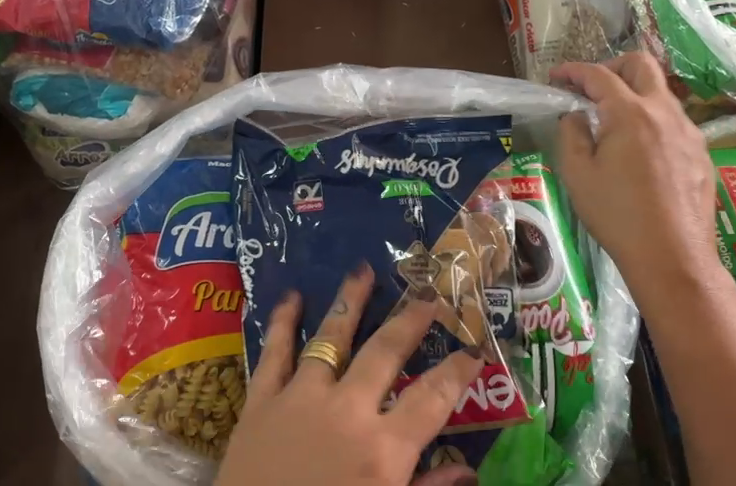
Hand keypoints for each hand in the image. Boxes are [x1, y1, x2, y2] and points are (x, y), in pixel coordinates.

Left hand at [216, 265, 482, 485]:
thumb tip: (468, 471)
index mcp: (384, 451)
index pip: (433, 399)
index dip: (458, 370)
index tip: (475, 347)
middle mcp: (347, 412)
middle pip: (385, 353)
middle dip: (410, 320)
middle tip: (427, 293)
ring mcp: (301, 400)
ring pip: (331, 338)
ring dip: (349, 302)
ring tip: (363, 270)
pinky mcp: (260, 402)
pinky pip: (274, 353)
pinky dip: (283, 323)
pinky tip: (291, 296)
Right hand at [551, 53, 723, 284]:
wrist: (673, 258)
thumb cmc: (617, 215)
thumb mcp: (577, 174)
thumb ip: (572, 133)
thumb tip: (577, 114)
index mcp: (630, 113)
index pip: (598, 75)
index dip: (573, 70)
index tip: (556, 77)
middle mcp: (664, 112)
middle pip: (642, 64)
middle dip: (613, 66)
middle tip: (593, 87)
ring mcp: (689, 132)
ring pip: (661, 93)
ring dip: (635, 94)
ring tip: (615, 123)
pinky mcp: (702, 154)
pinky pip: (675, 122)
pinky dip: (652, 122)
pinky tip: (641, 153)